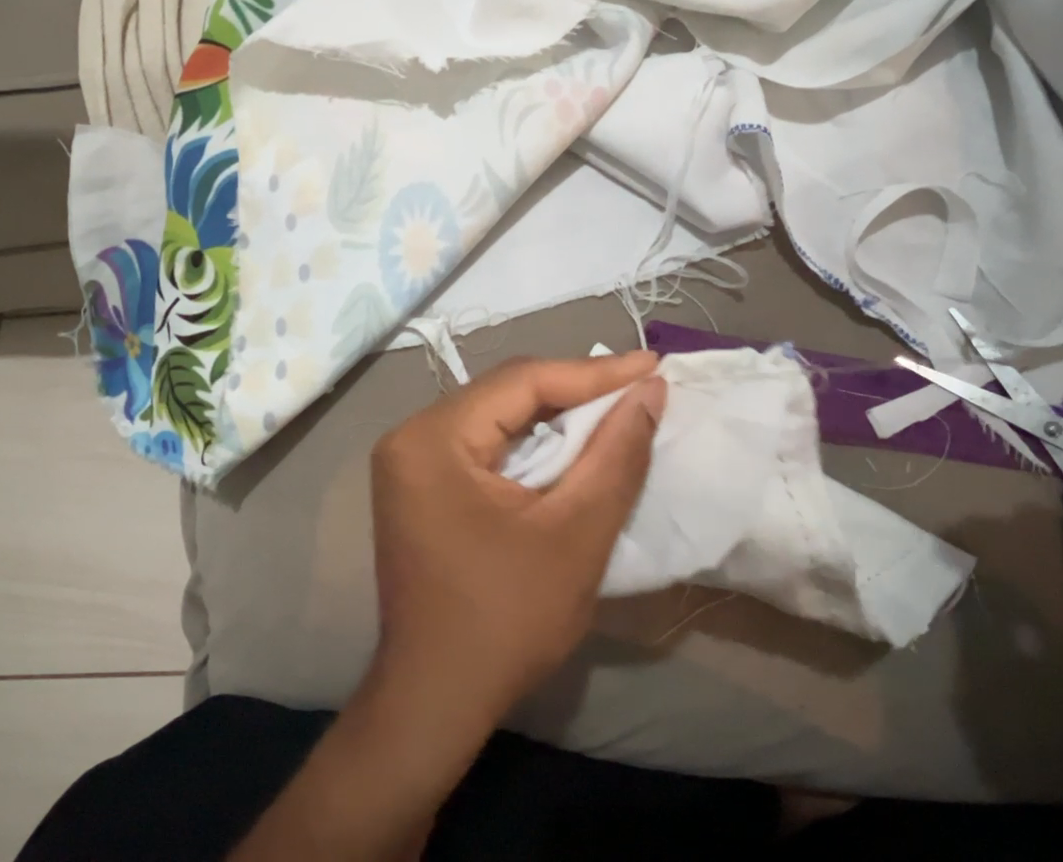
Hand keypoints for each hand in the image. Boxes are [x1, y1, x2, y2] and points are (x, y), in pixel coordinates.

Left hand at [369, 353, 666, 721]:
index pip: (522, 381)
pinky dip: (529, 448)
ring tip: (618, 410)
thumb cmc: (507, 618)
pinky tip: (571, 449)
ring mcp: (407, 466)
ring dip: (555, 419)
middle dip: (576, 392)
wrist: (438, 696)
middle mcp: (409, 439)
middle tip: (641, 387)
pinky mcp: (418, 491)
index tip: (655, 366)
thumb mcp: (576, 533)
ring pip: (495, 421)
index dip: (594, 372)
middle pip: (504, 395)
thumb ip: (616, 455)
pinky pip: (481, 450)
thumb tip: (649, 391)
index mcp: (432, 439)